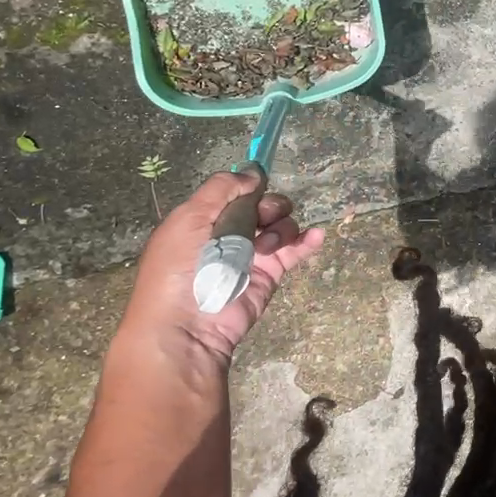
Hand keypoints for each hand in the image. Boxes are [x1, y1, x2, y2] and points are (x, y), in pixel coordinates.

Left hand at [116, 169, 324, 368]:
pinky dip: (308, 240)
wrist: (188, 324)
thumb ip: (221, 189)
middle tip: (261, 220)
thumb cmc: (180, 269)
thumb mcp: (188, 219)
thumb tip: (254, 172)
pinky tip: (316, 237)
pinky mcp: (271, 272)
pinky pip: (297, 248)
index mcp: (203, 220)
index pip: (236, 192)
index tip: (257, 185)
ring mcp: (252, 253)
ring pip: (282, 224)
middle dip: (270, 206)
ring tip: (269, 247)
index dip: (249, 187)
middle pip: (264, 205)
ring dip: (282, 228)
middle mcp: (229, 234)